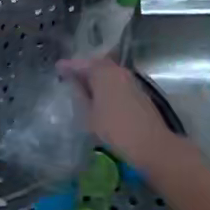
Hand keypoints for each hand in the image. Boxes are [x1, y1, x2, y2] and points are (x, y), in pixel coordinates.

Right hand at [57, 56, 173, 167]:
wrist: (151, 145)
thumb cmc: (115, 129)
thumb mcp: (89, 115)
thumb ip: (79, 95)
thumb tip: (73, 83)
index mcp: (103, 72)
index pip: (81, 64)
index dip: (68, 66)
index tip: (57, 68)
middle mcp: (118, 71)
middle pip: (97, 64)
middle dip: (83, 68)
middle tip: (70, 76)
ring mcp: (131, 80)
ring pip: (109, 73)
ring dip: (96, 77)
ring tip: (83, 87)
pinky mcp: (139, 92)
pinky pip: (117, 81)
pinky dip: (107, 85)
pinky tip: (101, 96)